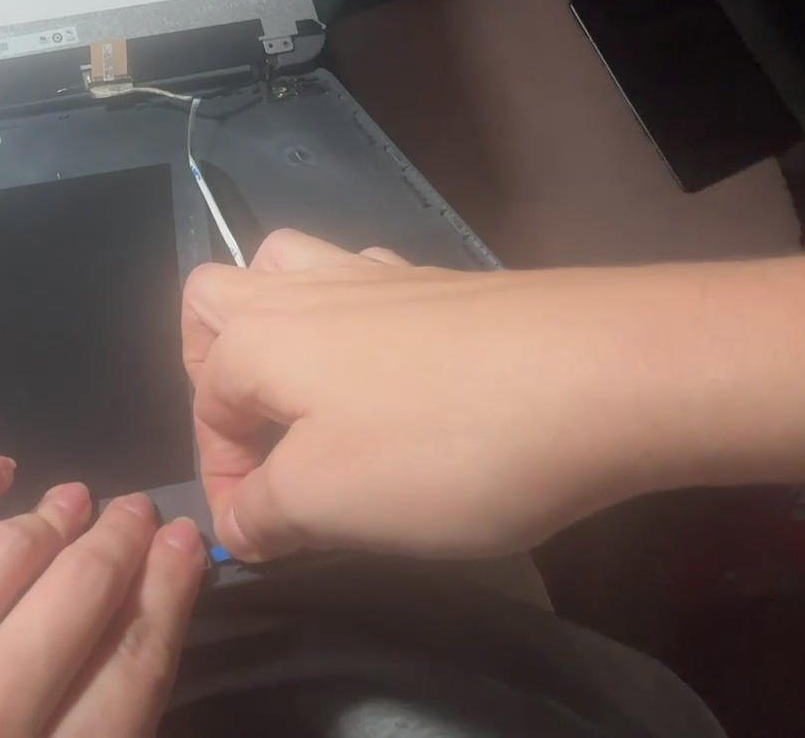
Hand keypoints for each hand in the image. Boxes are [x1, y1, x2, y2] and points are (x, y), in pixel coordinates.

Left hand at [0, 453, 206, 736]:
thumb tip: (138, 610)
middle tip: (136, 511)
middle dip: (121, 542)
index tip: (184, 545)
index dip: (167, 595)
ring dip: (55, 515)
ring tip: (74, 499)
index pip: (129, 670)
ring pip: (7, 552)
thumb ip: (79, 724)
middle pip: (77, 597)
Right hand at [182, 230, 684, 562]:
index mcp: (254, 338)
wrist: (597, 372)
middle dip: (207, 361)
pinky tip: (381, 353)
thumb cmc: (436, 443)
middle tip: (249, 424)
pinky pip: (359, 273)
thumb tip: (238, 522)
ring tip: (298, 378)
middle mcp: (296, 292)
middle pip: (210, 298)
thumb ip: (259, 514)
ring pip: (280, 265)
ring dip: (267, 315)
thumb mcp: (325, 503)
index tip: (263, 540)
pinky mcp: (429, 280)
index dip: (222, 482)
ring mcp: (365, 274)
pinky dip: (346, 308)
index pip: (206, 412)